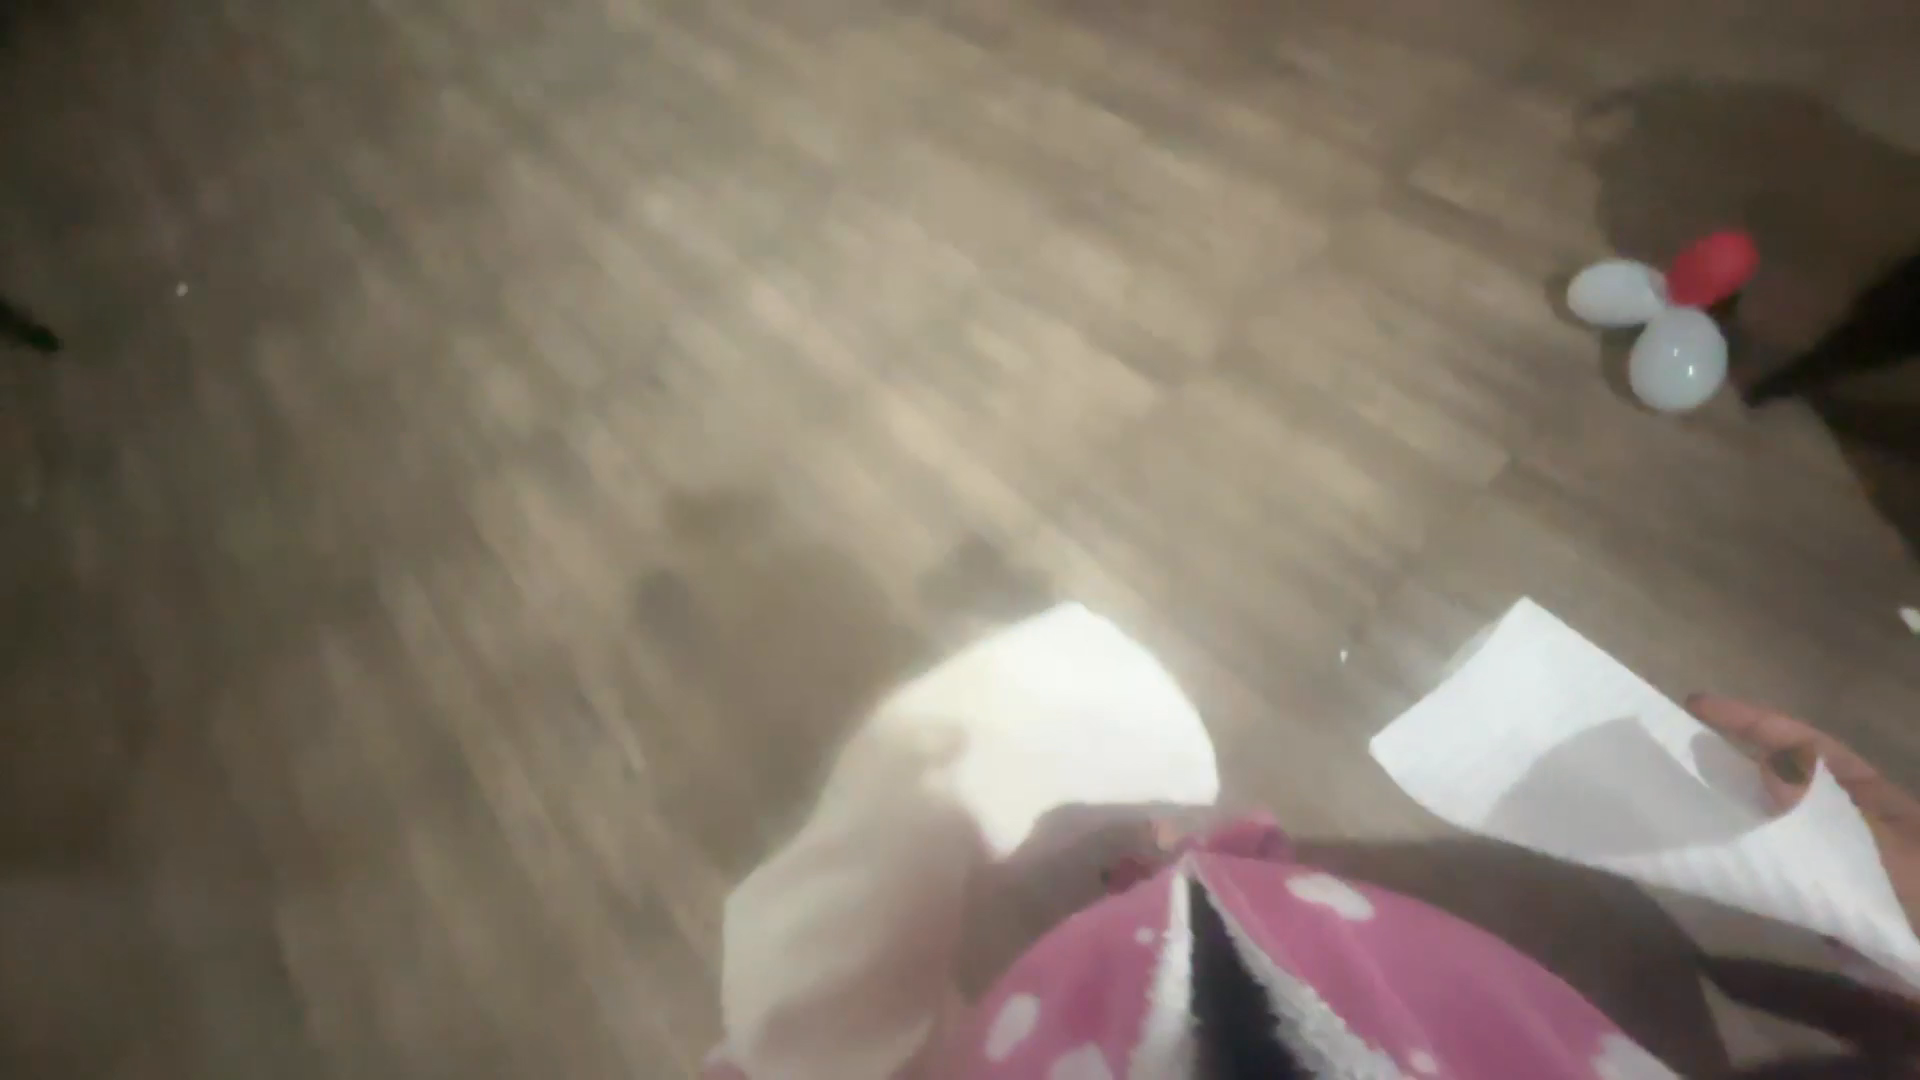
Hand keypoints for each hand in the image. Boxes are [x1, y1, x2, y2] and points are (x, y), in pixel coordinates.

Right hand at [1687, 694, 1919, 935]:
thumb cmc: (1913, 898)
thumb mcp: (1890, 857)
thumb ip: (1832, 812)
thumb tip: (1766, 764)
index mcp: (1872, 800)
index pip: (1808, 746)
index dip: (1754, 721)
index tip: (1695, 705)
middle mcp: (1844, 818)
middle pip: (1780, 773)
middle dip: (1729, 754)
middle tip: (1669, 743)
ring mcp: (1822, 854)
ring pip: (1762, 812)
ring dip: (1720, 799)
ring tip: (1668, 788)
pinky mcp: (1804, 890)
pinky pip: (1757, 855)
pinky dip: (1726, 845)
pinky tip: (1694, 845)